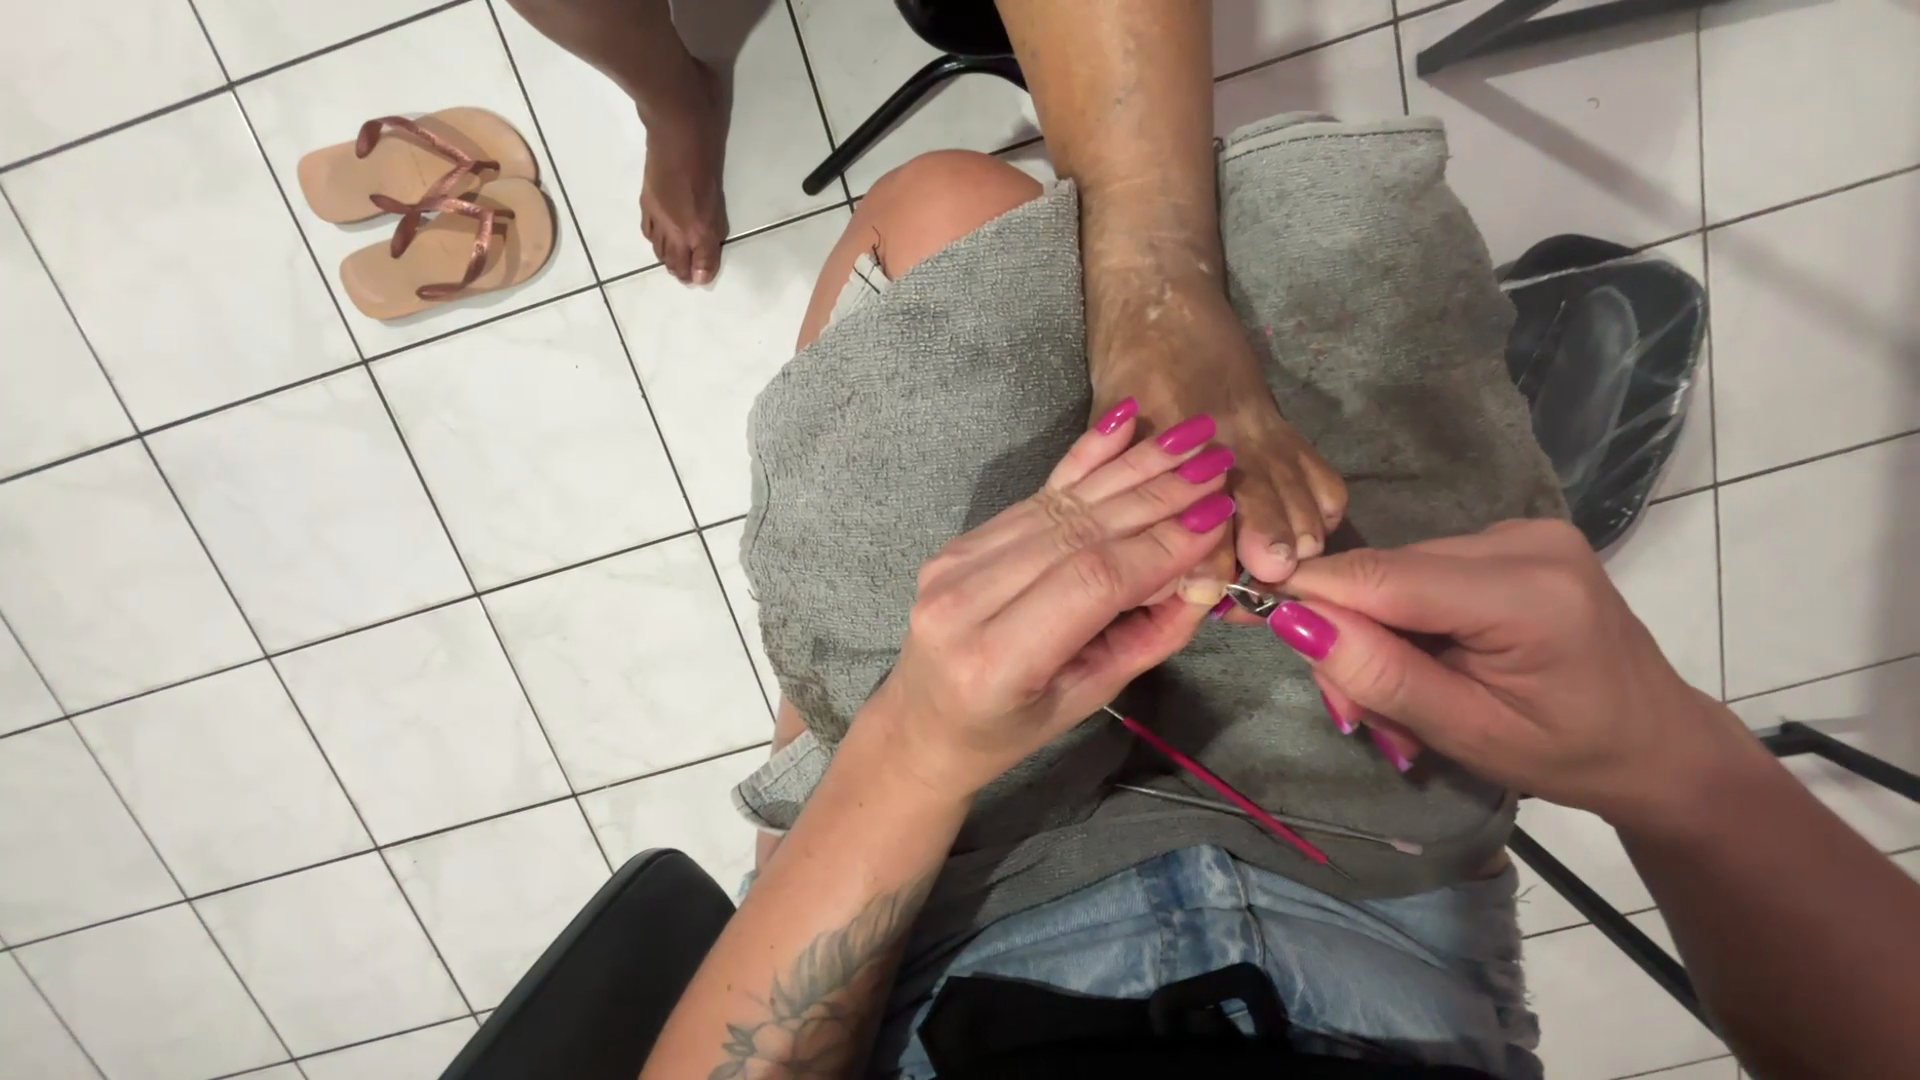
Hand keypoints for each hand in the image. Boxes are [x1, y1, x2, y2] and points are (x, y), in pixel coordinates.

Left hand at [860, 404, 1235, 798]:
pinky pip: (1033, 497)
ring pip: (1059, 506)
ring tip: (1191, 438)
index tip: (1220, 513)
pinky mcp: (959, 542)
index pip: (1092, 581)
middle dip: (1156, 495)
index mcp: (995, 660)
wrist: (923, 722)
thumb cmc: (1008, 730)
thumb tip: (1203, 577)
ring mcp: (953, 562)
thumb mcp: (1084, 699)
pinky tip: (1124, 423)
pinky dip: (1084, 461)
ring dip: (1131, 468)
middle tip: (1219, 464)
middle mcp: (965, 600)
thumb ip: (1144, 637)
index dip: (1160, 545)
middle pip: (1076, 532)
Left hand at [1090, 283, 1345, 588]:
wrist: (1164, 295)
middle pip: (1267, 501)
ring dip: (1303, 532)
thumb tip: (1124, 534)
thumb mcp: (1109, 408)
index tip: (1209, 592)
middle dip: (1273, 546)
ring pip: (1302, 489)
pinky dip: (1322, 505)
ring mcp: (1267, 427)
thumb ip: (1113, 461)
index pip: (1201, 505)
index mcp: (1182, 433)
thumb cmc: (1129, 361)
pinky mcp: (1285, 422)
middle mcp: (1236, 433)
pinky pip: (1318, 470)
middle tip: (1273, 581)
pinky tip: (1310, 532)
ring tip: (1296, 569)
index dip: (1207, 553)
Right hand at [1265, 519, 1765, 829]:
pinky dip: (1396, 618)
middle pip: (1378, 575)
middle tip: (1353, 713)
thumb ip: (1379, 673)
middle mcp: (1520, 539)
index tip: (1237, 607)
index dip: (1302, 589)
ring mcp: (1517, 532)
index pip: (1379, 576)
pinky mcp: (1508, 539)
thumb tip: (1291, 620)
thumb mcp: (1466, 732)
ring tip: (1393, 702)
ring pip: (1389, 574)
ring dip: (1368, 633)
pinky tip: (1417, 661)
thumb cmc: (1570, 754)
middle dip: (1344, 637)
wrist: (1659, 745)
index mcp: (1526, 592)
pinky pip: (1414, 572)